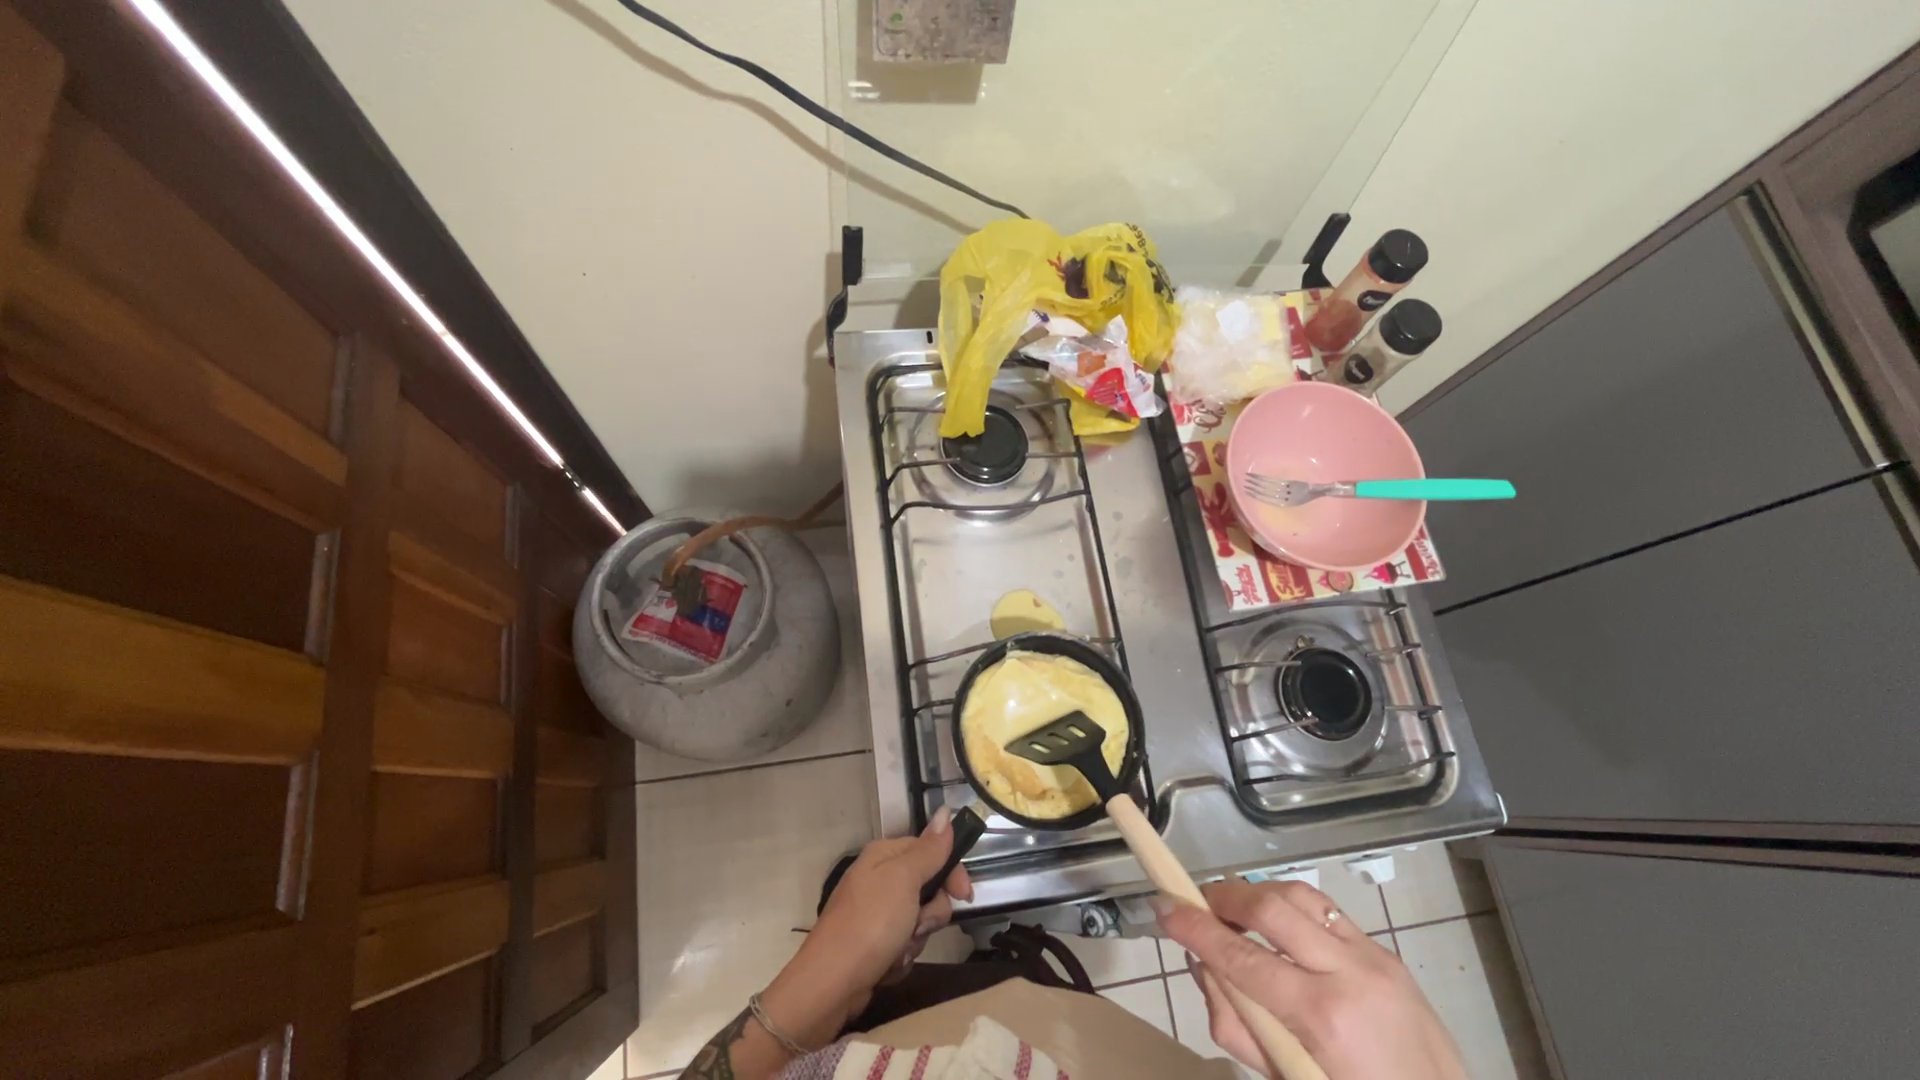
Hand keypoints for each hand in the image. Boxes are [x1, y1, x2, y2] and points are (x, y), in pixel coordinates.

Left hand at [759, 807, 973, 1044]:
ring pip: (921, 920)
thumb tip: (945, 811)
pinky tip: (888, 965)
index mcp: (885, 856)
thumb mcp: (904, 880)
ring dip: (916, 939)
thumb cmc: (870, 924)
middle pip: (930, 889)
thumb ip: (929, 849)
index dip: (951, 874)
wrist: (832, 984)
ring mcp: (877, 914)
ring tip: (898, 950)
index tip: (964, 897)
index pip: (932, 851)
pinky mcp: (876, 944)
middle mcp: (880, 879)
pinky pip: (906, 944)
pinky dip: (902, 956)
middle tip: (917, 925)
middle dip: (931, 914)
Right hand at [1155, 879, 1466, 1079]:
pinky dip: (1290, 907)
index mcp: (1322, 1018)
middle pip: (1271, 907)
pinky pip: (1327, 912)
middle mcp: (1349, 974)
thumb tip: (1204, 967)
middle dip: (1224, 896)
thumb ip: (1238, 1025)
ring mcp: (1374, 957)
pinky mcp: (1386, 953)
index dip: (1195, 928)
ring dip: (1257, 893)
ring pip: (1300, 895)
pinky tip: (1276, 925)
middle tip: (1195, 901)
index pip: (1240, 957)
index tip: (1163, 906)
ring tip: (1231, 906)